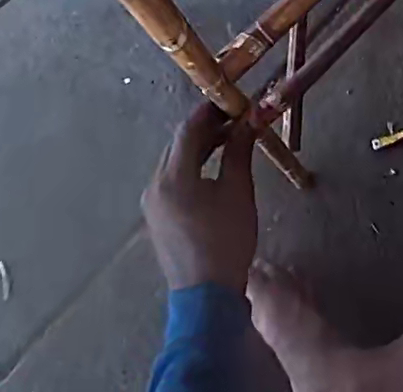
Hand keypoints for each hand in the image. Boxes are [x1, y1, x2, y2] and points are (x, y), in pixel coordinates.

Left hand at [142, 101, 258, 291]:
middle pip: (178, 143)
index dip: (209, 112)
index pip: (188, 130)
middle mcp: (155, 184)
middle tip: (232, 119)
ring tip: (226, 139)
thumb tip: (250, 119)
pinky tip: (209, 167)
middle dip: (204, 128)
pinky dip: (190, 167)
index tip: (230, 102)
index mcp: (172, 176)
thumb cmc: (226, 242)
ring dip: (198, 147)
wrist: (207, 300)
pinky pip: (171, 178)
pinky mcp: (156, 216)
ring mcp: (152, 201)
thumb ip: (239, 150)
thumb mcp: (237, 192)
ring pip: (174, 160)